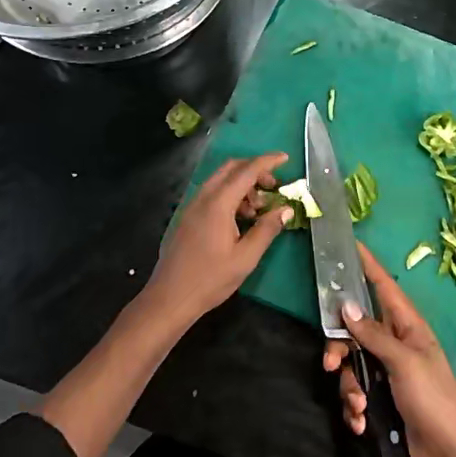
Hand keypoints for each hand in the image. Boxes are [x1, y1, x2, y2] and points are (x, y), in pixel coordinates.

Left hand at [146, 153, 290, 323]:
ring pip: (220, 180)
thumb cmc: (210, 279)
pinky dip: (230, 195)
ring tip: (259, 209)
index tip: (285, 158)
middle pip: (231, 169)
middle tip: (274, 187)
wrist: (170, 298)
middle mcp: (203, 198)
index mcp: (218, 204)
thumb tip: (286, 209)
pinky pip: (212, 194)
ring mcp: (192, 206)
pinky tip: (240, 218)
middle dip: (255, 170)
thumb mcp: (245, 258)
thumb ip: (267, 229)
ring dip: (242, 184)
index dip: (267, 162)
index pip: (246, 171)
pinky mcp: (188, 217)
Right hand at [325, 243, 455, 456]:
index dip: (368, 267)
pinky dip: (355, 408)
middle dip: (340, 348)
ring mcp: (389, 373)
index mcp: (409, 327)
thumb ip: (374, 335)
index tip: (351, 246)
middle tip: (332, 365)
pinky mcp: (383, 399)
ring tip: (359, 407)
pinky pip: (357, 393)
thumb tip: (346, 306)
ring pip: (353, 365)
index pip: (384, 288)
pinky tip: (362, 423)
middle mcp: (397, 344)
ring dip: (349, 387)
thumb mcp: (404, 363)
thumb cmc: (433, 400)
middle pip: (356, 330)